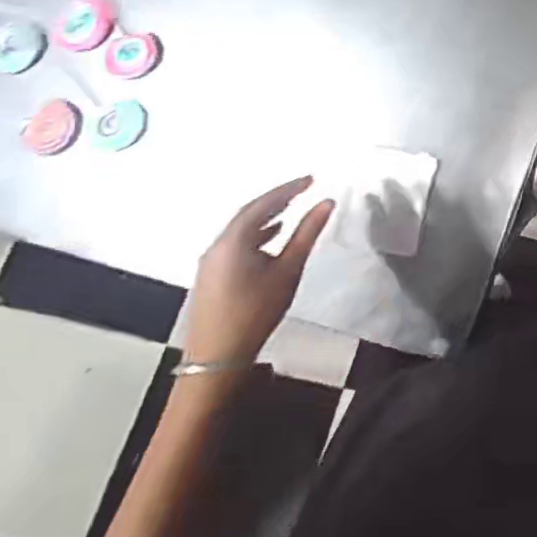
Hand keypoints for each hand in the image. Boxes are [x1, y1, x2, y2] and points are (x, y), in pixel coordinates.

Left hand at [186, 178, 334, 364]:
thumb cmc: (256, 311)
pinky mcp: (211, 275)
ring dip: (265, 217)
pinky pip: (235, 243)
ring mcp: (210, 261)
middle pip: (248, 213)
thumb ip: (307, 234)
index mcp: (233, 240)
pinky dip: (255, 235)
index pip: (263, 204)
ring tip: (289, 210)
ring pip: (240, 229)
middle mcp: (217, 245)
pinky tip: (270, 239)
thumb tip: (326, 203)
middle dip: (276, 200)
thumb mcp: (287, 271)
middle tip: (302, 190)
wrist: (217, 356)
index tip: (311, 179)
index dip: (288, 189)